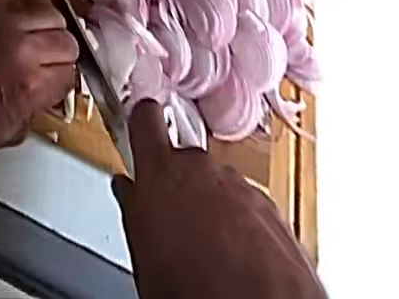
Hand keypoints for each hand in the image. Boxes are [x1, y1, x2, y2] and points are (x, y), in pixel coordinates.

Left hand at [0, 0, 77, 157]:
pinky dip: (21, 21)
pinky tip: (11, 36)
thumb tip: (47, 97)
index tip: (57, 83)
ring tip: (38, 44)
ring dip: (49, 32)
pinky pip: (19, 8)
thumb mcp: (7, 133)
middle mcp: (21, 51)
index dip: (64, 82)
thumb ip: (35, 109)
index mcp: (29, 87)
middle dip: (63, 56)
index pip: (71, 74)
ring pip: (51, 16)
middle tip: (50, 64)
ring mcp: (5, 25)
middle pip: (69, 41)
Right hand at [113, 102, 325, 298]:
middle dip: (180, 183)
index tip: (140, 123)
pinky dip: (242, 225)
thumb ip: (134, 207)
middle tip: (174, 219)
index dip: (142, 119)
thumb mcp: (143, 252)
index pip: (145, 116)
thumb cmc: (196, 288)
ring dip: (212, 205)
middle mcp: (201, 167)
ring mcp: (238, 184)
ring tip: (208, 247)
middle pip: (184, 158)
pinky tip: (237, 258)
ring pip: (216, 183)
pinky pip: (247, 205)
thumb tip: (128, 191)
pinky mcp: (270, 207)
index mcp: (162, 169)